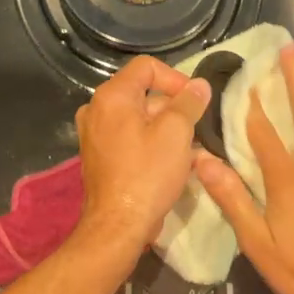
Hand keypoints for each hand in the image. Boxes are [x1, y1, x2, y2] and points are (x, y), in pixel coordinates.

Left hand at [75, 55, 211, 254]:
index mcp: (112, 96)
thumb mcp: (176, 133)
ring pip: (139, 119)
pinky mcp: (100, 157)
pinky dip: (151, 143)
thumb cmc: (148, 174)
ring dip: (166, 129)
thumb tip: (199, 85)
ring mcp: (94, 135)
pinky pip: (130, 139)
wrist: (118, 225)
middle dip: (173, 108)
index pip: (147, 67)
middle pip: (142, 93)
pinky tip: (173, 163)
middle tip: (197, 129)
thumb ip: (188, 103)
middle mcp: (96, 110)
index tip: (196, 101)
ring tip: (191, 149)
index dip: (176, 79)